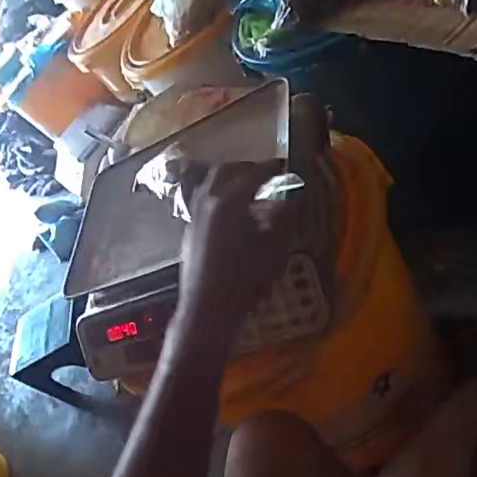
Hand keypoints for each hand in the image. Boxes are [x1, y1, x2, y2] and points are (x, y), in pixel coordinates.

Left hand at [173, 158, 291, 349]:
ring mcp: (194, 215)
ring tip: (249, 192)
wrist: (209, 309)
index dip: (273, 168)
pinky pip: (204, 201)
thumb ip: (281, 214)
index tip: (286, 167)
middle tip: (267, 176)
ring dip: (231, 181)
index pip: (255, 172)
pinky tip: (233, 215)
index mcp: (229, 199)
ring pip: (211, 184)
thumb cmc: (245, 279)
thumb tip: (287, 196)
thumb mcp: (274, 246)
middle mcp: (207, 200)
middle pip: (226, 170)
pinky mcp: (189, 231)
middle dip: (248, 169)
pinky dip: (220, 197)